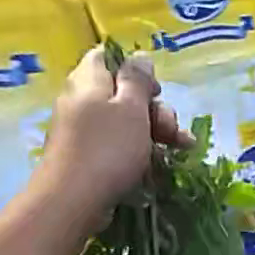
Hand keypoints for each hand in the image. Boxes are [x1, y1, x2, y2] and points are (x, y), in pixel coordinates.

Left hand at [35, 47, 186, 216]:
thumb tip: (140, 56)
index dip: (137, 71)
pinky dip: (141, 149)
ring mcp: (85, 129)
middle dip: (156, 109)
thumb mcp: (131, 108)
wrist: (75, 197)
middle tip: (173, 131)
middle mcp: (83, 100)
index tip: (157, 92)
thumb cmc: (108, 148)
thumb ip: (137, 80)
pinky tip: (157, 165)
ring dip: (156, 133)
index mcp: (90, 81)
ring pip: (126, 121)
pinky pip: (119, 143)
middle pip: (124, 93)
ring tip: (179, 150)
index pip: (109, 58)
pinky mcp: (89, 154)